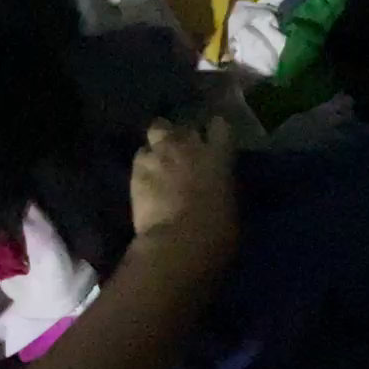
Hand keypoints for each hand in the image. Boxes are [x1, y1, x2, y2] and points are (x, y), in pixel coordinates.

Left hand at [129, 116, 237, 261]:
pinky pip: (140, 155)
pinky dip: (143, 163)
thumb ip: (223, 184)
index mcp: (218, 155)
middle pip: (184, 126)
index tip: (214, 139)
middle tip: (182, 152)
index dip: (215, 131)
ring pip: (157, 130)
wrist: (179, 243)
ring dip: (159, 143)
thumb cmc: (216, 231)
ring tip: (159, 158)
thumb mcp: (231, 204)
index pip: (220, 125)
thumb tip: (218, 183)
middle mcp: (189, 146)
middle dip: (183, 136)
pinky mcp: (137, 169)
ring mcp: (161, 154)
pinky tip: (144, 176)